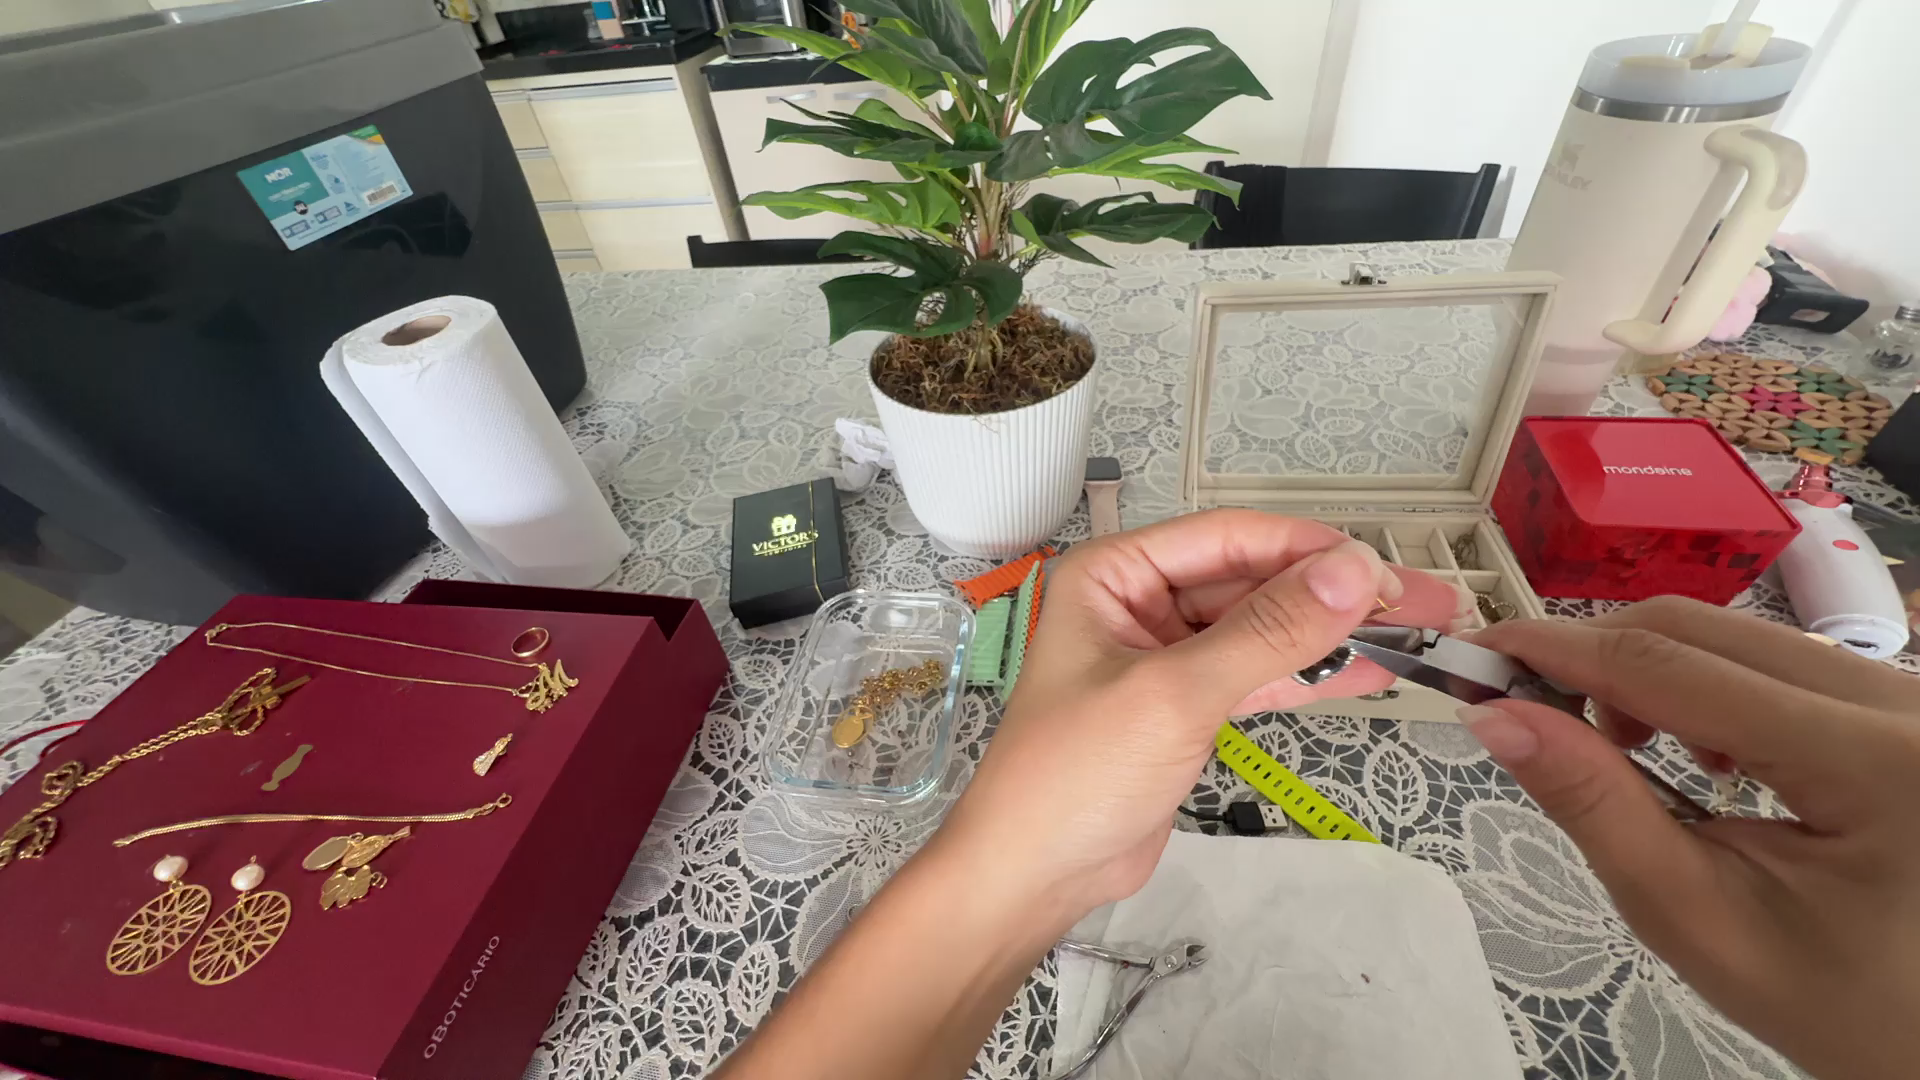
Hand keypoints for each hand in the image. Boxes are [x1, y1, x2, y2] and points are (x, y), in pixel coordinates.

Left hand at [936, 509, 1465, 922]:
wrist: (1037, 869)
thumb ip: (1266, 632)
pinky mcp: (1184, 703)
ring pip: (1257, 629)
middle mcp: (1136, 601)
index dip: (1305, 548)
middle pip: (1247, 581)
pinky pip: (1252, 674)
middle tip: (1424, 604)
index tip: (1383, 568)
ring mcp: (1162, 653)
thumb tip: (1352, 570)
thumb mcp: (1174, 692)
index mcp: (1113, 573)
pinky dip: (1304, 675)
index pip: (1223, 538)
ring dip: (1328, 634)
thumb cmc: (1082, 768)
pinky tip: (1367, 673)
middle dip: (1329, 593)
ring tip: (1417, 636)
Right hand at [1464, 597, 1919, 1079]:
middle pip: (1695, 629)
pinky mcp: (1907, 708)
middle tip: (1523, 707)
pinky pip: (1770, 657)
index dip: (1547, 647)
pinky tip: (1691, 748)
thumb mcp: (1690, 912)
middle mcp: (1911, 705)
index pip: (1663, 668)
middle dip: (1585, 657)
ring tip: (1617, 746)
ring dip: (1637, 670)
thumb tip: (1489, 713)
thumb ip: (1588, 801)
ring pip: (1729, 635)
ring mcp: (1918, 700)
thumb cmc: (1842, 1002)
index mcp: (1878, 764)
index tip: (1465, 652)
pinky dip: (1693, 680)